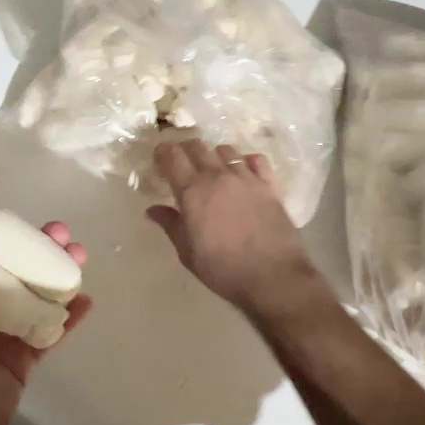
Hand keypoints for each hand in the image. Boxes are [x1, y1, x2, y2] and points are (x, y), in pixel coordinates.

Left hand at [0, 223, 92, 424]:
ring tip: (81, 259)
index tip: (30, 225)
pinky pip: (51, 334)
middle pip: (18, 273)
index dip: (9, 240)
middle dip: (42, 253)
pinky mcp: (24, 360)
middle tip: (65, 236)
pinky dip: (69, 319)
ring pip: (38, 298)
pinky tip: (87, 302)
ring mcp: (6, 334)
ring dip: (59, 278)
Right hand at [146, 139, 314, 311]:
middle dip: (185, 150)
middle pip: (197, 146)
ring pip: (226, 150)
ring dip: (214, 155)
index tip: (158, 158)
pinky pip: (256, 160)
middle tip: (181, 164)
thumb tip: (152, 210)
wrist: (272, 277)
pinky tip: (244, 172)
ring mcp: (246, 178)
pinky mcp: (270, 186)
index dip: (162, 152)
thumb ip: (170, 225)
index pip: (172, 156)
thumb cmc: (223, 269)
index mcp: (192, 191)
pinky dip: (246, 161)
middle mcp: (218, 176)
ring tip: (212, 169)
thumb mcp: (187, 252)